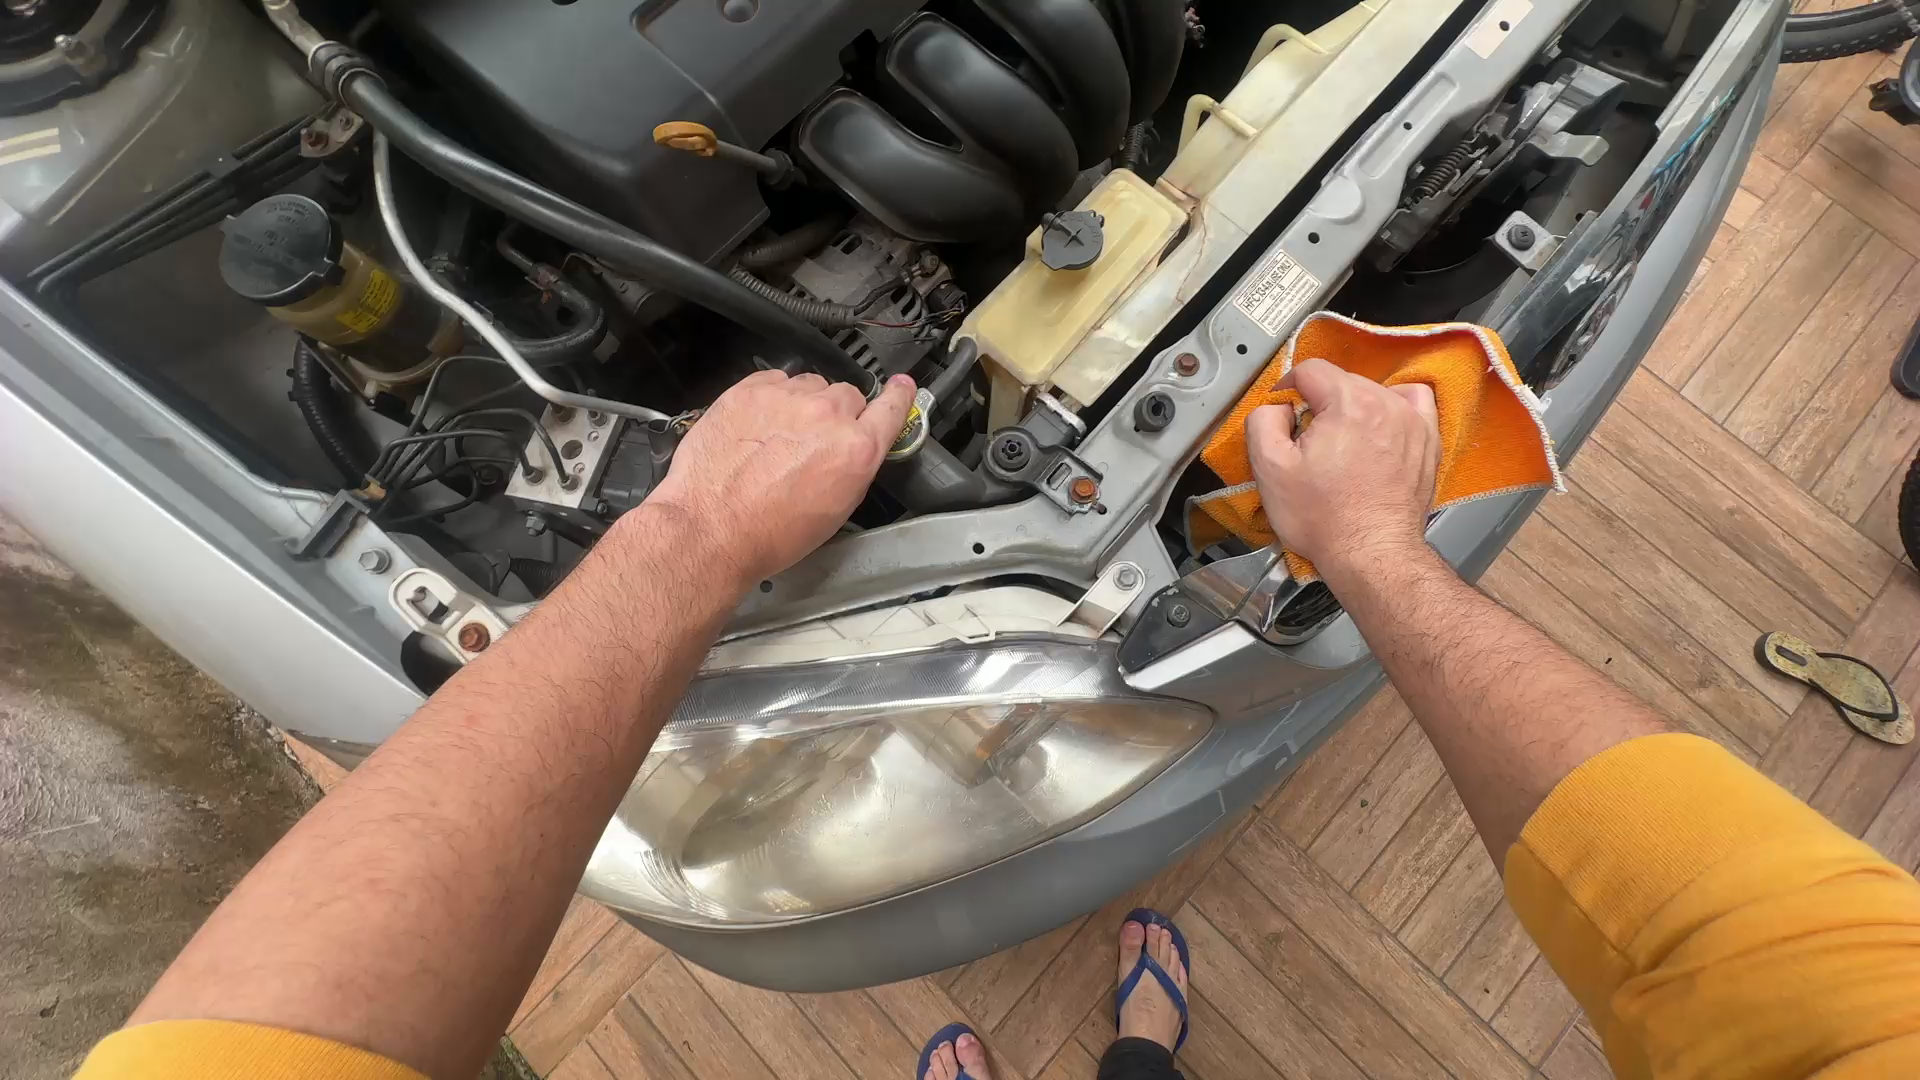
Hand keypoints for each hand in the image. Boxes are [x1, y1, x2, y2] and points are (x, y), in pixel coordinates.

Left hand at [644, 370, 914, 586]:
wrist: (711, 528)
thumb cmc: (770, 532)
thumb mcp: (836, 509)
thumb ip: (855, 467)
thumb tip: (855, 449)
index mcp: (856, 449)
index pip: (892, 408)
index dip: (899, 396)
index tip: (901, 387)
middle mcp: (827, 415)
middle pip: (847, 395)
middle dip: (837, 416)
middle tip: (814, 442)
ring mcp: (787, 398)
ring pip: (810, 385)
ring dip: (803, 404)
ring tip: (780, 438)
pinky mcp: (750, 390)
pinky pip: (774, 381)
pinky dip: (771, 398)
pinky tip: (759, 428)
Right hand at [1245, 358, 1439, 582]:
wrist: (1369, 553)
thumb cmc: (1320, 516)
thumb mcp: (1268, 467)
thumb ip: (1262, 420)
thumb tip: (1278, 406)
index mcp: (1347, 403)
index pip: (1310, 369)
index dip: (1286, 388)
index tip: (1281, 413)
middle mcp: (1386, 403)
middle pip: (1340, 380)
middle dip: (1317, 402)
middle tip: (1305, 440)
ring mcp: (1413, 421)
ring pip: (1371, 392)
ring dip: (1349, 408)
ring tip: (1338, 443)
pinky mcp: (1428, 441)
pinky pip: (1410, 403)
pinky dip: (1389, 408)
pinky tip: (1375, 429)